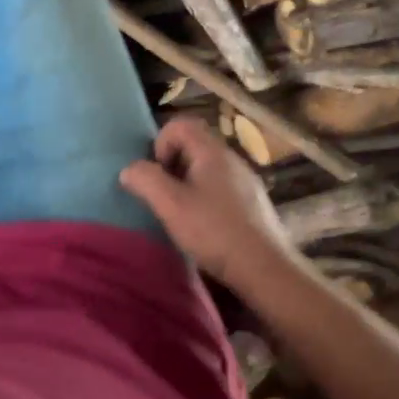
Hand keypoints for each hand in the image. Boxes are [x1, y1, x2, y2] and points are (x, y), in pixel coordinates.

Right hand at [120, 117, 301, 290]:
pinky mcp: (255, 207)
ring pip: (207, 169)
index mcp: (213, 153)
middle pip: (193, 146)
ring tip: (183, 214)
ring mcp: (247, 184)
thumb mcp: (169, 204)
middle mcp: (233, 161)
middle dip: (172, 166)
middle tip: (165, 195)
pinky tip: (206, 228)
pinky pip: (222, 189)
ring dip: (188, 184)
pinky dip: (206, 200)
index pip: (180, 125)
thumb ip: (144, 179)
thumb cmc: (215, 232)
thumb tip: (130, 169)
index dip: (161, 143)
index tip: (158, 174)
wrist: (268, 274)